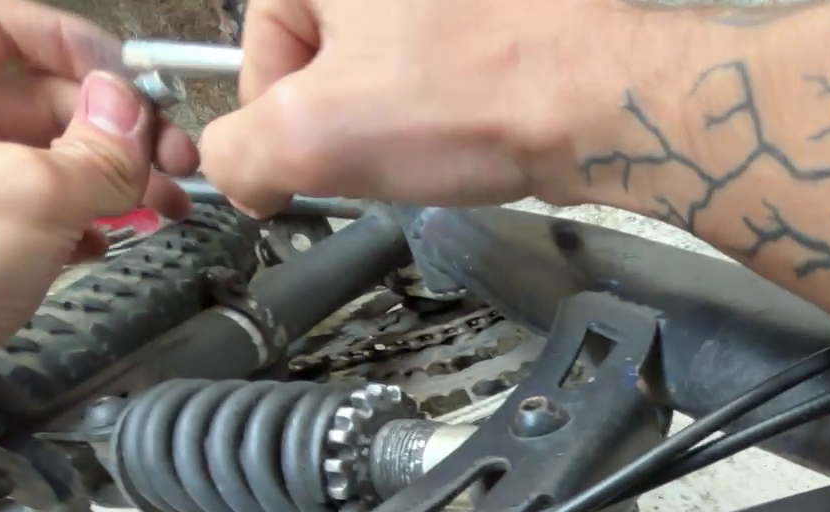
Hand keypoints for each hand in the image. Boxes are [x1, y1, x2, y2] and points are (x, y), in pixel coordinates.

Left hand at [0, 0, 196, 469]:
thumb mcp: (22, 192)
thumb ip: (95, 152)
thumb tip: (133, 118)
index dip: (73, 46)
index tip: (138, 88)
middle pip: (36, 100)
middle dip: (114, 130)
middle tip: (176, 164)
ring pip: (45, 165)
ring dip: (112, 182)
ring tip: (164, 209)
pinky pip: (36, 219)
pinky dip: (81, 227)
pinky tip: (108, 244)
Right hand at [198, 0, 644, 214]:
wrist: (595, 107)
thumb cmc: (461, 106)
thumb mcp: (316, 137)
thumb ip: (243, 154)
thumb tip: (233, 174)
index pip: (259, 43)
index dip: (275, 123)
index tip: (305, 174)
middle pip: (323, 59)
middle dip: (343, 126)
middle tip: (379, 165)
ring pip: (385, 73)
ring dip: (395, 127)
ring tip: (432, 152)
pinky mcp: (495, 19)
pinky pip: (440, 74)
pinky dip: (442, 115)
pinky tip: (464, 138)